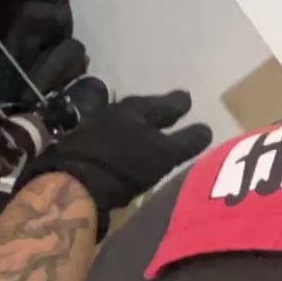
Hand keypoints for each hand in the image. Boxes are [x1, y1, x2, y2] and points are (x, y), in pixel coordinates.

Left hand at [21, 90, 211, 237]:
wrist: (74, 181)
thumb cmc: (126, 165)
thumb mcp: (165, 154)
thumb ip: (188, 141)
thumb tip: (207, 128)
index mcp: (138, 109)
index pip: (166, 103)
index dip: (179, 103)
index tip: (188, 99)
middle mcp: (115, 111)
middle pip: (142, 109)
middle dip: (156, 111)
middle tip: (170, 112)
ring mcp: (94, 126)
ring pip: (123, 121)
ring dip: (136, 125)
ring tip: (147, 129)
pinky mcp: (80, 145)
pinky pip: (108, 136)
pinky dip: (120, 139)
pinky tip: (123, 146)